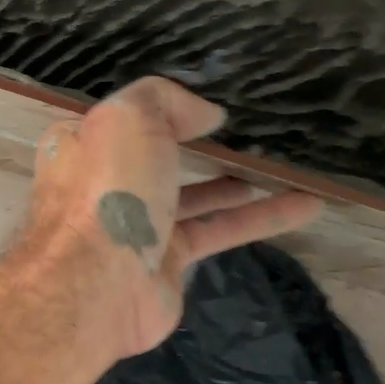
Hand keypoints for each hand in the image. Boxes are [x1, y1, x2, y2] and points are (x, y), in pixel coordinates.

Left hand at [24, 77, 324, 361]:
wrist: (94, 283)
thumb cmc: (105, 192)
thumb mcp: (124, 120)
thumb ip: (161, 100)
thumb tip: (203, 115)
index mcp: (77, 148)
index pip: (115, 120)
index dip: (153, 109)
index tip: (197, 100)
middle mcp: (98, 185)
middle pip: (151, 158)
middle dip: (191, 145)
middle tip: (247, 132)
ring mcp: (129, 225)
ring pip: (188, 196)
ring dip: (234, 181)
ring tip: (283, 164)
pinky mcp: (160, 261)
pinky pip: (216, 231)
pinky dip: (259, 218)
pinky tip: (308, 205)